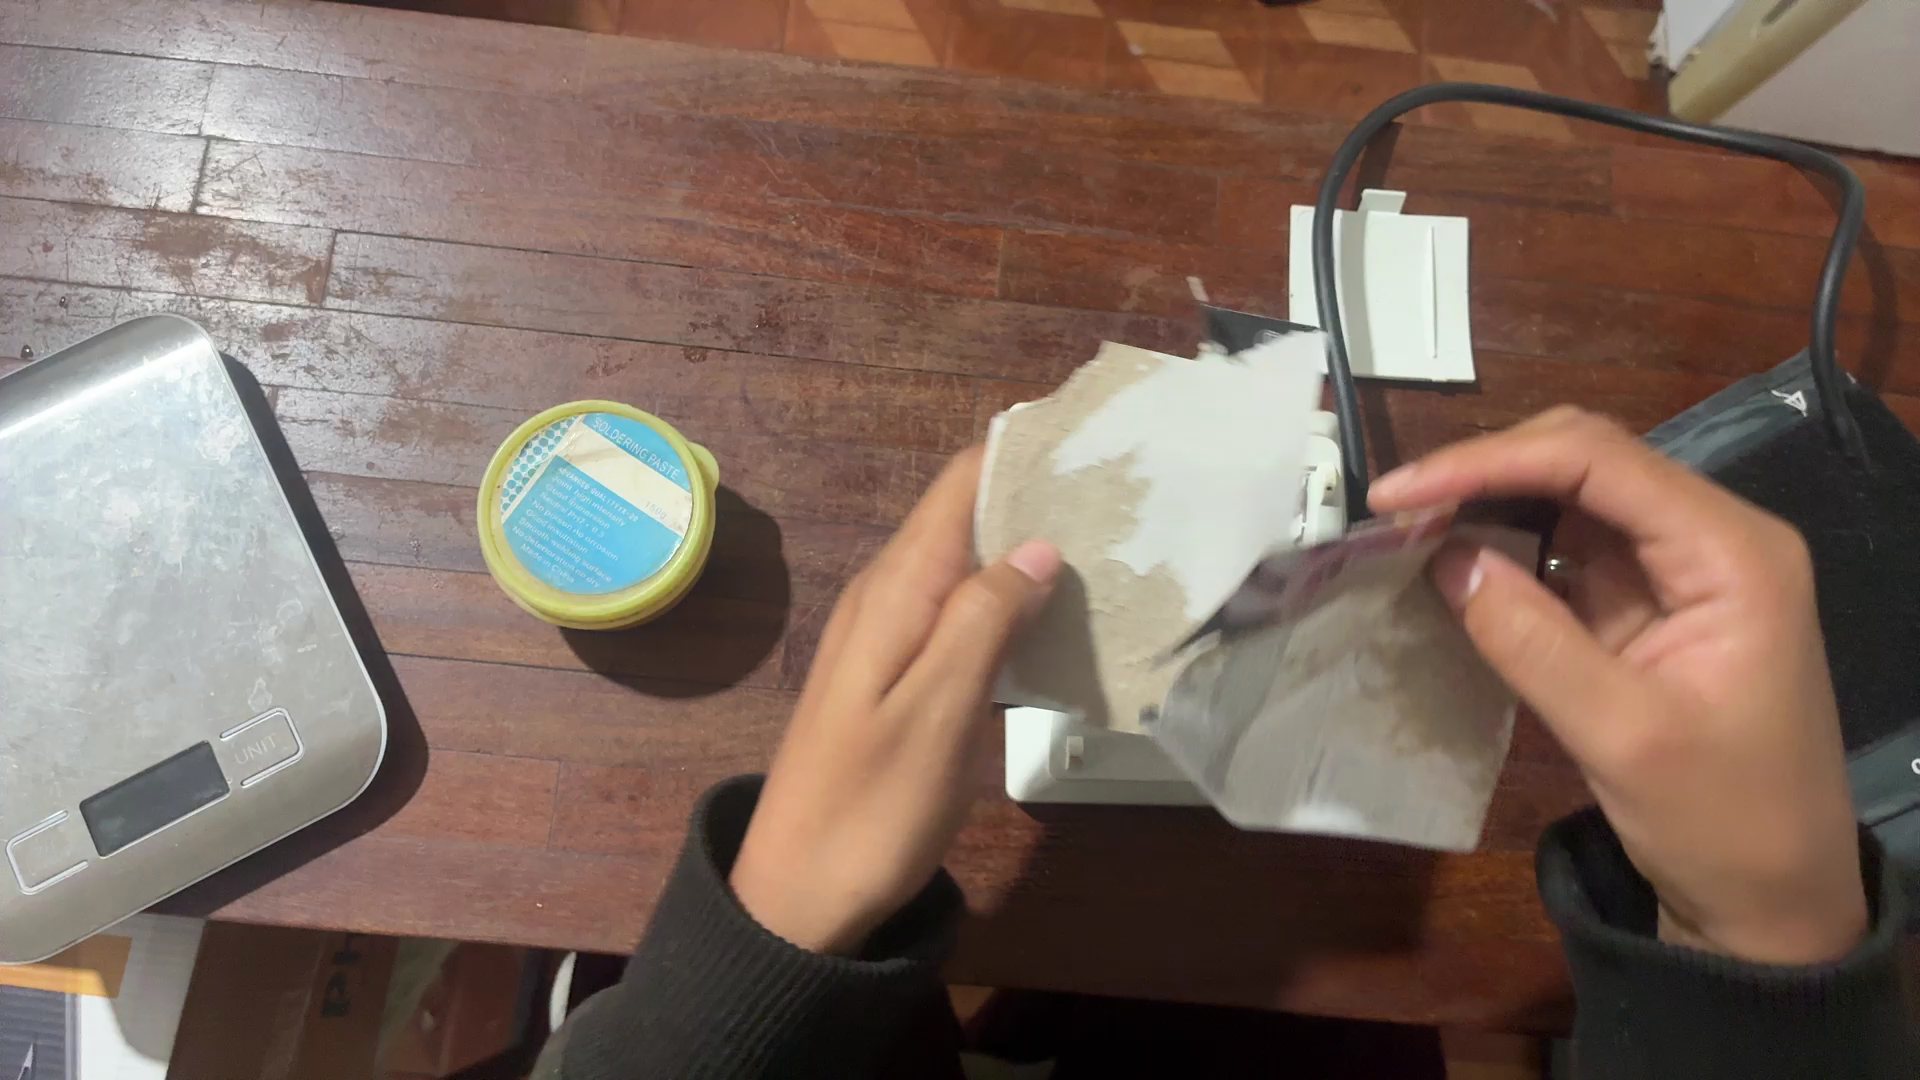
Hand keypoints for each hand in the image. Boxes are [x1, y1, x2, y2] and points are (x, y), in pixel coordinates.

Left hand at [730, 447, 1060, 953]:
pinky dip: (1002, 599)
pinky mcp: (896, 668)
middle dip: (1028, 500)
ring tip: (1096, 544)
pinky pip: (955, 608)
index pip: (954, 487)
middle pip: (960, 517)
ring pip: (961, 563)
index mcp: (895, 588)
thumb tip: (1038, 543)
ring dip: (1019, 549)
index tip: (1083, 446)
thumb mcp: (937, 713)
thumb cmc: (872, 806)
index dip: (1012, 457)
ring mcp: (887, 630)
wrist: (799, 891)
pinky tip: (1045, 613)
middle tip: (1111, 500)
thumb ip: (984, 619)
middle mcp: (886, 592)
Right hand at [1370, 407, 1866, 965]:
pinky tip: (1442, 550)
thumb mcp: (1619, 733)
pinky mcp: (1627, 587)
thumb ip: (1529, 638)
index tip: (1395, 496)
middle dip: (1477, 467)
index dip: (1485, 463)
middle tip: (1394, 507)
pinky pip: (1545, 533)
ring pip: (1557, 484)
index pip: (1594, 462)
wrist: (1766, 882)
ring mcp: (1664, 559)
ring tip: (1404, 524)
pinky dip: (1485, 532)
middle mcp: (1700, 534)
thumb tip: (1442, 557)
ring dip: (1476, 494)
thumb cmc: (1718, 814)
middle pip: (1577, 453)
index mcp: (1729, 553)